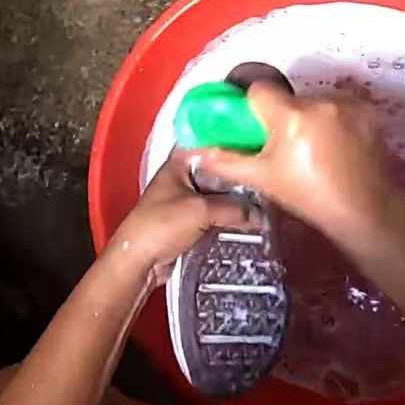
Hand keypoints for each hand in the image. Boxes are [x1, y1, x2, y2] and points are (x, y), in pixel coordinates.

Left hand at [104, 153, 255, 275]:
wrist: (138, 260)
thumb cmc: (162, 225)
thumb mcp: (201, 211)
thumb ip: (234, 209)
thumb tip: (261, 215)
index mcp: (179, 163)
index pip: (209, 144)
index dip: (232, 143)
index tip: (258, 145)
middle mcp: (182, 176)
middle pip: (216, 170)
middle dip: (238, 174)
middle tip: (266, 174)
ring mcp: (184, 199)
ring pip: (216, 192)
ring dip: (235, 197)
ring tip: (264, 195)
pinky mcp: (188, 220)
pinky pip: (214, 212)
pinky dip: (228, 214)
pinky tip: (249, 216)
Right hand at [192, 83, 404, 246]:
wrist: (365, 212)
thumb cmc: (309, 196)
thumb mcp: (263, 179)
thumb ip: (226, 161)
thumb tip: (195, 151)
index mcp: (291, 116)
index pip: (260, 89)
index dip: (254, 106)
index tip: (257, 127)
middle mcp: (320, 103)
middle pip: (289, 99)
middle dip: (283, 118)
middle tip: (285, 148)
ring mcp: (348, 106)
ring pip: (314, 103)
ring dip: (310, 120)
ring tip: (314, 151)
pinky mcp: (368, 112)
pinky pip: (339, 108)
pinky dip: (334, 122)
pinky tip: (336, 147)